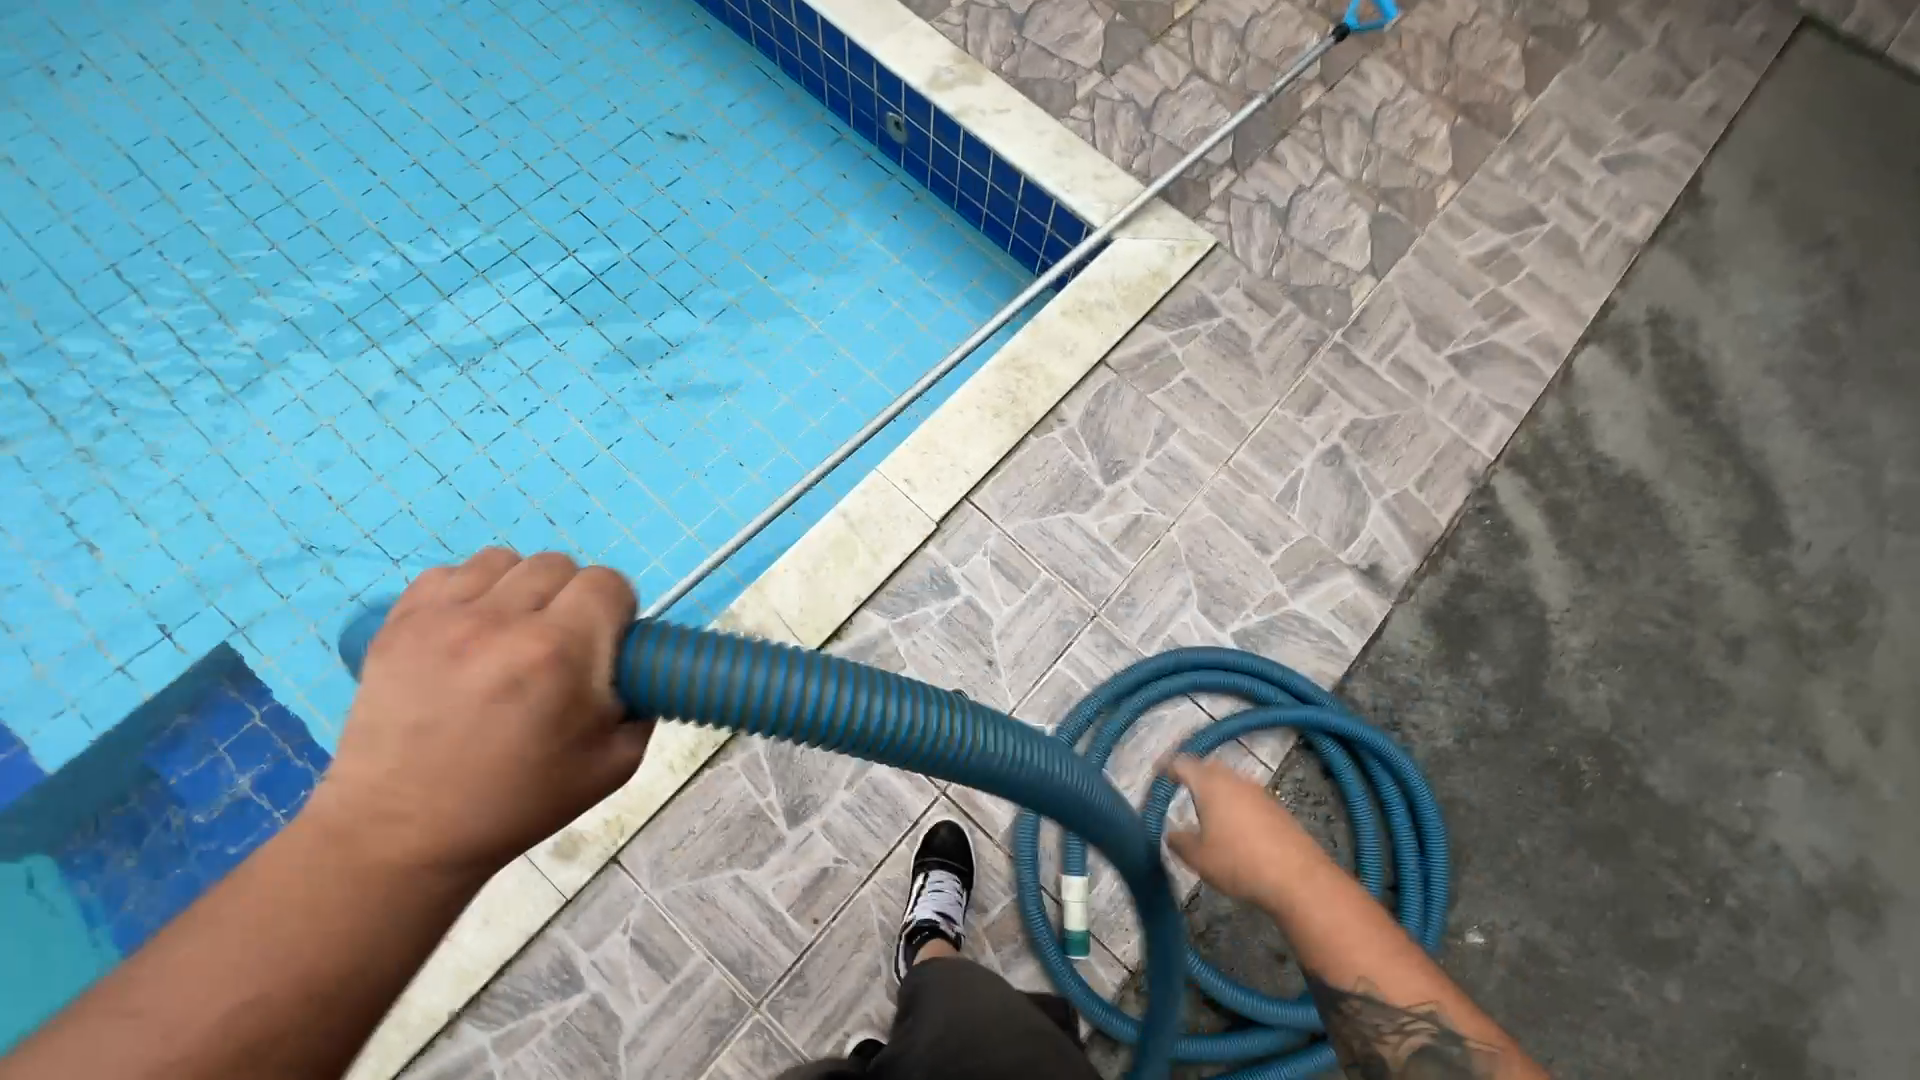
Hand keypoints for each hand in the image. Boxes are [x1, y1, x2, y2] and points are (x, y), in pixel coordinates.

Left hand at [308, 549, 650, 883]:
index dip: (618, 609)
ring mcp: (444, 616)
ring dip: (522, 589)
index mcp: (561, 652)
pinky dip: (471, 592)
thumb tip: (640, 668)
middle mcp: (503, 620)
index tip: (607, 643)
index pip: (609, 583)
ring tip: (512, 633)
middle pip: (561, 565)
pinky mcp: (400, 621)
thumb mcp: (615, 765)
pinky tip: (470, 631)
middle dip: (573, 598)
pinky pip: (451, 572)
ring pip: (506, 560)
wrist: (405, 831)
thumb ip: (643, 704)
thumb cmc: (520, 802)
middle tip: (561, 643)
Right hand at [1164, 755, 1314, 904]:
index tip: (1159, 772)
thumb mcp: (1199, 858)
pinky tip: (1236, 827)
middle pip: (1210, 768)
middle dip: (1195, 774)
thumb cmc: (1239, 863)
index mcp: (1210, 785)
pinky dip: (1236, 804)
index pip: (1183, 764)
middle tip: (1182, 787)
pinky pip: (1248, 798)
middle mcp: (1235, 781)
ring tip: (1208, 809)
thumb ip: (1180, 842)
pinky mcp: (1278, 809)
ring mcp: (1260, 793)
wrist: (1299, 879)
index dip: (1168, 767)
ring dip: (1218, 790)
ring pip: (1232, 782)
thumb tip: (1172, 834)